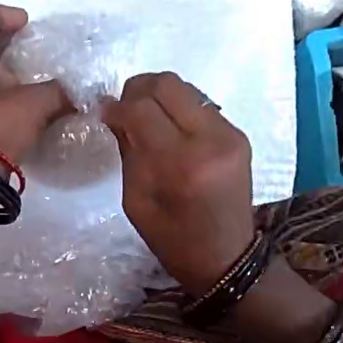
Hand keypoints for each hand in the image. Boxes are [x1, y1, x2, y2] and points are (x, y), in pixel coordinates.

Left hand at [0, 5, 73, 168]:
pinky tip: (21, 112)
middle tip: (28, 48)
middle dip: (3, 43)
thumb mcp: (37, 103)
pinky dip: (0, 99)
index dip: (0, 13)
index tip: (24, 22)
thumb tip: (81, 93)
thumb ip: (60, 92)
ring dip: (1, 74)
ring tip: (28, 82)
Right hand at [101, 72, 255, 295]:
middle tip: (124, 109)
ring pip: (186, 89)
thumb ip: (129, 153)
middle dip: (138, 90)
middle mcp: (211, 140)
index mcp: (181, 165)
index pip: (142, 110)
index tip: (103, 114)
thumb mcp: (137, 202)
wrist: (227, 257)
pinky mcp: (238, 134)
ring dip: (159, 98)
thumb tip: (117, 116)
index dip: (117, 107)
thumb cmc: (174, 240)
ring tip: (145, 119)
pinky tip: (169, 131)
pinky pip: (201, 105)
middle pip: (168, 84)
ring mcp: (230, 134)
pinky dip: (178, 110)